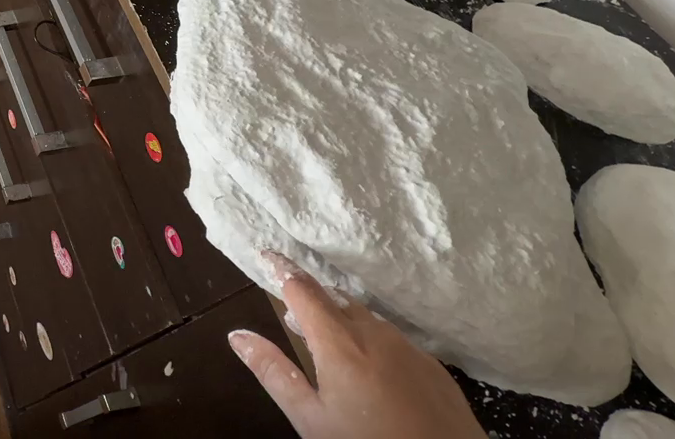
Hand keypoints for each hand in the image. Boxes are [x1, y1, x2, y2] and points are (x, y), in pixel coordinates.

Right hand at [228, 253, 485, 438]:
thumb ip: (274, 372)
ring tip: (329, 339)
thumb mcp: (311, 420)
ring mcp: (412, 352)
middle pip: (336, 299)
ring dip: (342, 317)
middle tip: (292, 311)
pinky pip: (396, 340)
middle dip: (311, 297)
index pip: (302, 289)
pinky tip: (372, 365)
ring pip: (367, 318)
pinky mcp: (438, 372)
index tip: (267, 254)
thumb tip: (236, 335)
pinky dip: (373, 338)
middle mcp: (376, 336)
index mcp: (339, 343)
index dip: (281, 269)